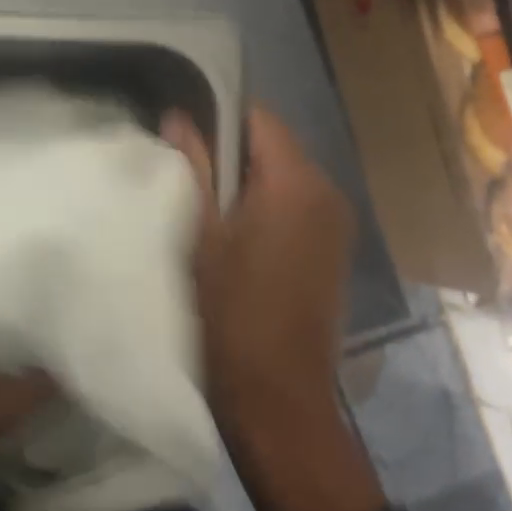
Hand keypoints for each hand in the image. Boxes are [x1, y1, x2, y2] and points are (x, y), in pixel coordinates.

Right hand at [162, 107, 353, 429]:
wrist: (276, 393)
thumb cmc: (229, 311)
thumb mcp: (199, 236)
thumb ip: (193, 171)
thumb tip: (179, 118)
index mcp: (297, 184)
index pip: (259, 119)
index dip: (216, 117)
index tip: (176, 132)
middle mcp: (328, 195)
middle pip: (272, 148)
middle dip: (227, 153)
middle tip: (175, 171)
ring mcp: (336, 226)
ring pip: (281, 179)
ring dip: (242, 184)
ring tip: (195, 203)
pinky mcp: (331, 253)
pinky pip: (293, 208)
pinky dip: (261, 209)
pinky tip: (226, 235)